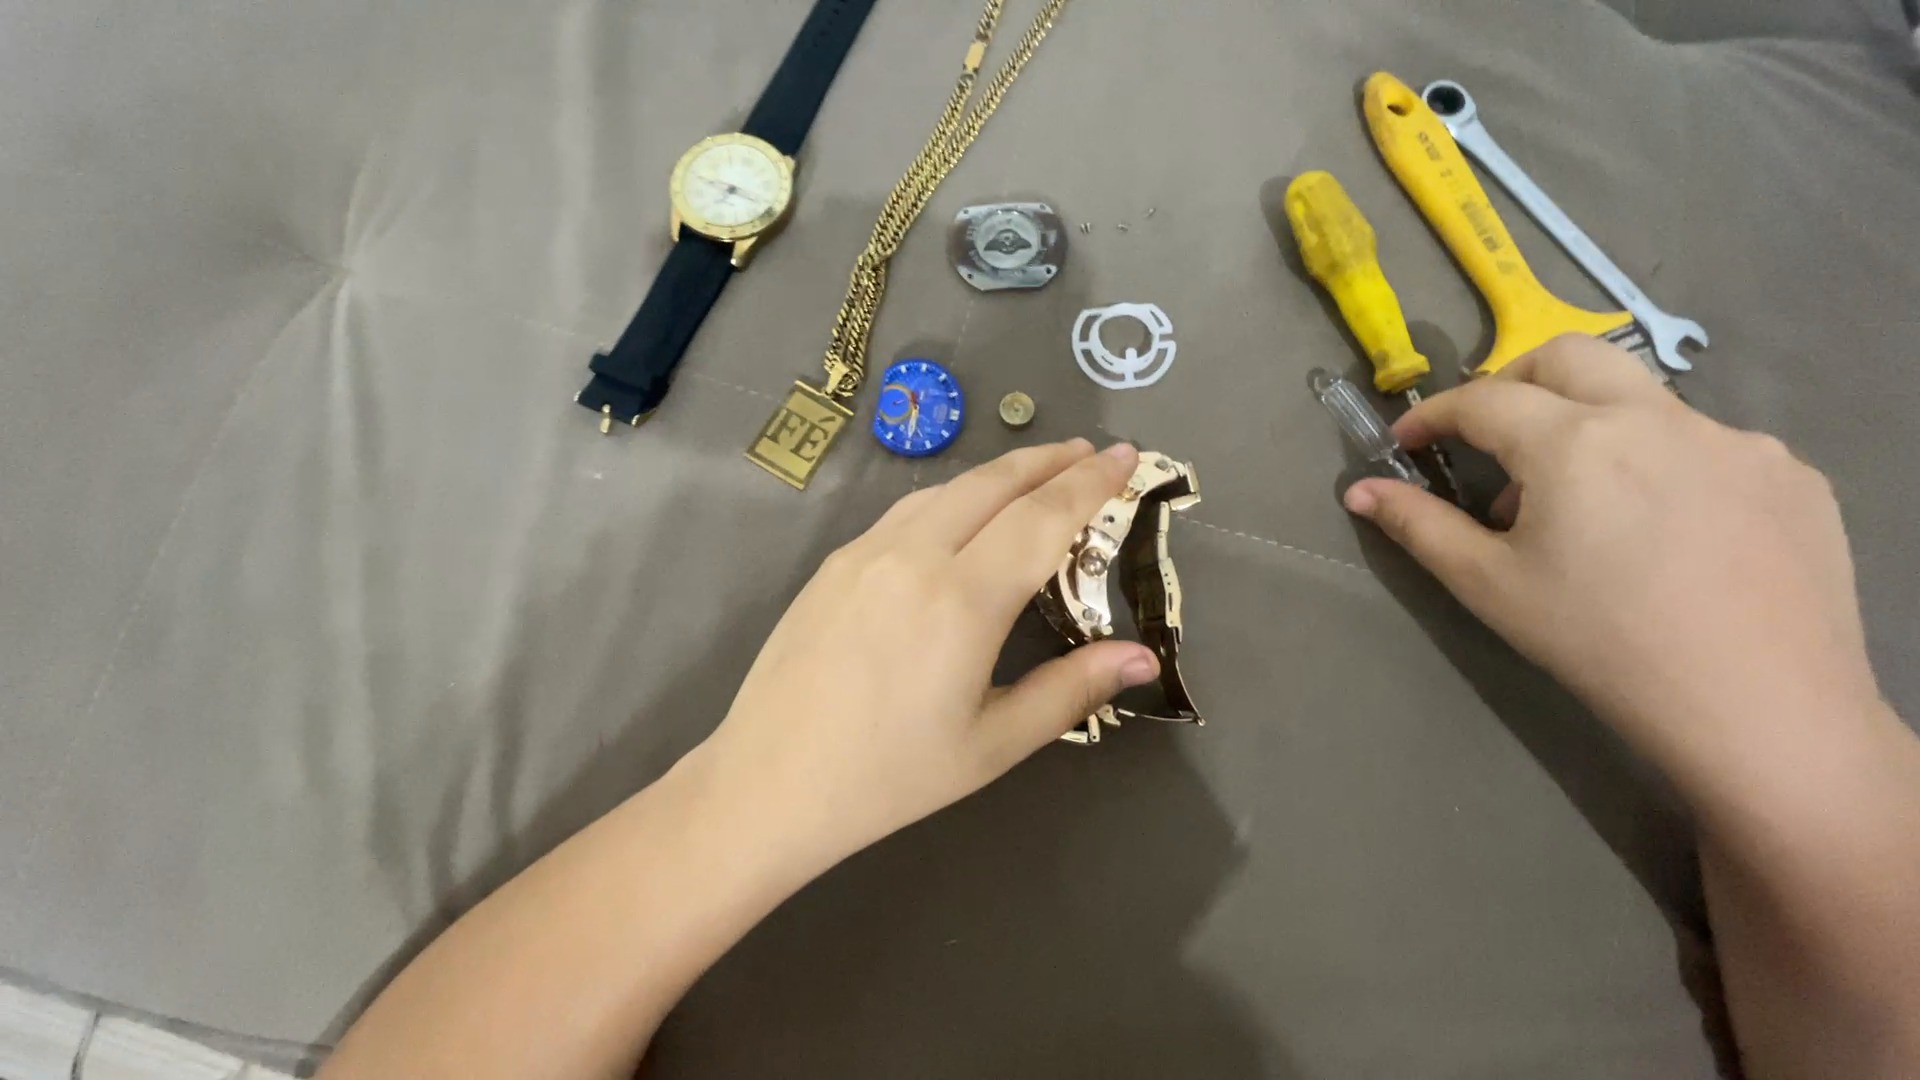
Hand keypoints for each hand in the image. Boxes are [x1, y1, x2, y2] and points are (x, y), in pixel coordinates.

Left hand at [700, 440, 1160, 865]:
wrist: (767, 783)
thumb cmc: (890, 776)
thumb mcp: (993, 743)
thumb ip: (1072, 690)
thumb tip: (1145, 658)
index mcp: (962, 601)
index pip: (1042, 518)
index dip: (1090, 482)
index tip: (1125, 454)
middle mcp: (914, 557)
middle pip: (994, 485)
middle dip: (1049, 461)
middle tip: (1088, 451)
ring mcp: (866, 553)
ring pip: (946, 490)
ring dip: (999, 474)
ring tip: (1036, 474)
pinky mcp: (834, 563)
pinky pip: (906, 511)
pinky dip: (953, 497)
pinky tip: (962, 514)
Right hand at [1343, 335, 1882, 772]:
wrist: (1758, 706)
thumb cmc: (1596, 640)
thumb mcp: (1486, 583)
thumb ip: (1417, 525)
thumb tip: (1358, 491)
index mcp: (1574, 442)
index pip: (1483, 400)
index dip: (1432, 415)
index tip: (1407, 442)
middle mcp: (1657, 419)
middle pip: (1567, 357)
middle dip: (1509, 381)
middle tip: (1485, 437)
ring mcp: (1735, 441)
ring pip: (1639, 400)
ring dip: (1584, 426)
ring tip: (1576, 503)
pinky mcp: (1789, 474)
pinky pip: (1702, 443)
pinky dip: (1654, 462)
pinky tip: (1656, 529)